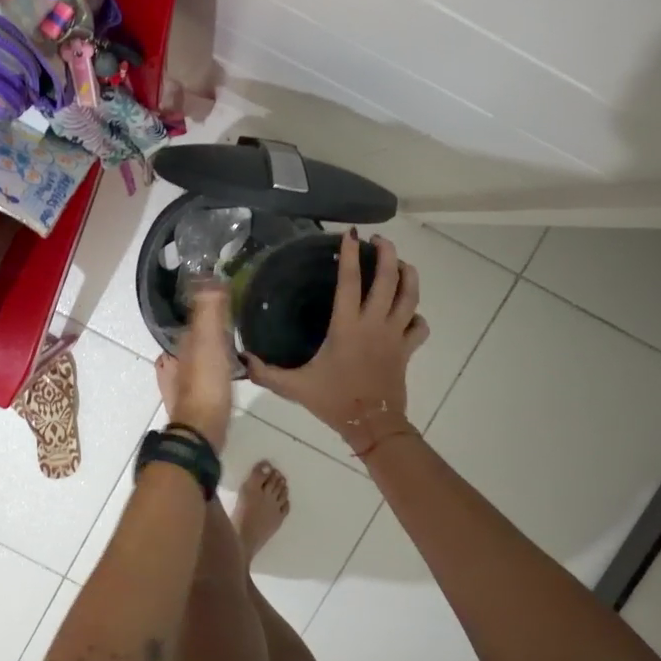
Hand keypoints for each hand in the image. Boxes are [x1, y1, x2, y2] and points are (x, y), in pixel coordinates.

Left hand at [155, 283, 234, 451]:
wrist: (202, 431)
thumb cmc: (205, 385)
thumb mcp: (208, 343)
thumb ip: (209, 311)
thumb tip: (209, 276)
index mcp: (178, 347)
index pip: (190, 320)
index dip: (205, 306)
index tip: (224, 296)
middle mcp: (176, 363)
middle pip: (193, 340)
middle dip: (208, 329)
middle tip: (234, 318)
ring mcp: (185, 384)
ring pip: (198, 358)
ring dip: (212, 349)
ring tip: (236, 341)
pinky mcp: (199, 401)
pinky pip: (208, 376)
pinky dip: (218, 368)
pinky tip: (232, 369)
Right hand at [245, 231, 429, 455]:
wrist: (372, 425)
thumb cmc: (333, 401)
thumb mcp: (294, 387)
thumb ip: (266, 372)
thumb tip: (241, 357)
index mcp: (346, 327)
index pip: (349, 282)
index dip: (349, 256)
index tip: (350, 235)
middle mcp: (374, 324)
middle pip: (388, 279)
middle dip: (386, 254)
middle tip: (380, 240)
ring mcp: (394, 336)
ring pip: (410, 296)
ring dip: (408, 275)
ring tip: (401, 262)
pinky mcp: (407, 350)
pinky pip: (419, 326)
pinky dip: (416, 315)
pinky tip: (409, 312)